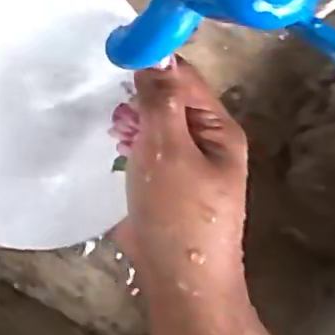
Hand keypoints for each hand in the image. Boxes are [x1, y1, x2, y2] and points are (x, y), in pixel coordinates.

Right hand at [116, 56, 249, 299]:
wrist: (179, 278)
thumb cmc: (176, 210)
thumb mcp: (166, 148)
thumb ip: (160, 99)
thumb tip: (155, 56)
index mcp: (219, 128)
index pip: (183, 75)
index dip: (151, 65)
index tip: (115, 60)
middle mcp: (208, 138)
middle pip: (168, 95)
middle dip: (137, 97)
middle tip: (119, 114)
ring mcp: (189, 160)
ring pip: (154, 117)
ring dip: (132, 118)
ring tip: (118, 136)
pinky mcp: (168, 176)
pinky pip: (147, 141)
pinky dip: (131, 138)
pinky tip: (119, 149)